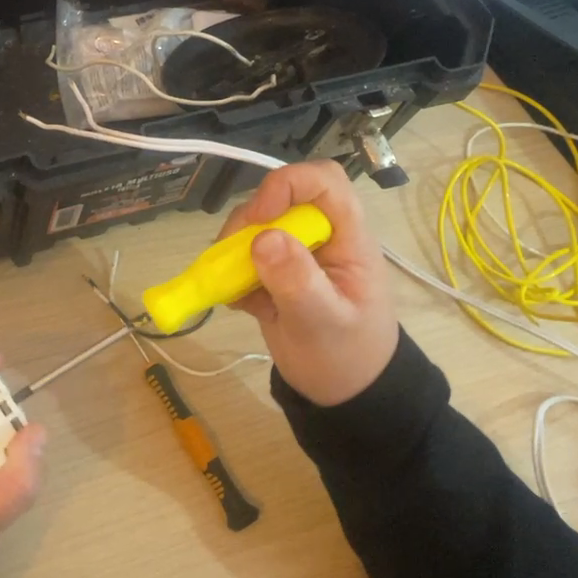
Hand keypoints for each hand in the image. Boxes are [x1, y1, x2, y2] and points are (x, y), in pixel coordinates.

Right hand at [218, 160, 398, 406]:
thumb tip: (263, 238)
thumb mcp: (324, 322)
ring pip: (255, 227)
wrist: (344, 394)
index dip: (288, 185)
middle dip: (249, 224)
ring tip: (230, 288)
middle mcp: (320, 236)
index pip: (324, 182)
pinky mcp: (272, 273)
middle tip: (231, 261)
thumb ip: (297, 281)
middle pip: (279, 200)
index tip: (259, 218)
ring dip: (233, 252)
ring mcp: (295, 254)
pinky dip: (229, 275)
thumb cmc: (347, 357)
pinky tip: (236, 303)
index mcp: (348, 238)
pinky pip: (242, 256)